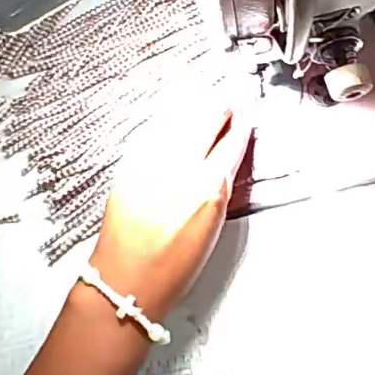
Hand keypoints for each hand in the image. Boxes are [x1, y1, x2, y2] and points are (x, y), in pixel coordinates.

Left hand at [87, 97, 252, 321]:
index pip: (233, 140)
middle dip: (221, 105)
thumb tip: (226, 157)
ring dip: (196, 105)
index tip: (248, 109)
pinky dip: (169, 119)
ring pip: (180, 116)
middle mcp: (181, 168)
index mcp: (208, 187)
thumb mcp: (213, 224)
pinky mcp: (129, 162)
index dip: (243, 121)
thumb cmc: (172, 264)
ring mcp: (152, 161)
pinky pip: (154, 128)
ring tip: (207, 98)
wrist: (126, 276)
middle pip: (207, 117)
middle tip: (229, 97)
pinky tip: (175, 115)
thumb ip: (220, 184)